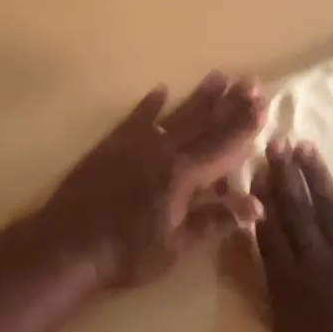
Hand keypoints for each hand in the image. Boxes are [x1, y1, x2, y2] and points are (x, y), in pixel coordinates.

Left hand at [32, 72, 266, 289]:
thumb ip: (214, 220)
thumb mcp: (176, 246)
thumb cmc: (127, 254)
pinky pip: (136, 119)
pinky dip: (150, 104)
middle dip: (230, 104)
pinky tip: (161, 89)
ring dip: (199, 97)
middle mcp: (164, 151)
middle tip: (251, 81)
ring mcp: (136, 145)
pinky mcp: (111, 146)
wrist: (68, 246)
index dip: (246, 126)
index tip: (264, 104)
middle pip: (204, 123)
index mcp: (184, 175)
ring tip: (219, 76)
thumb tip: (257, 204)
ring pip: (175, 115)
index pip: (224, 146)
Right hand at [195, 140, 332, 331]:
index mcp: (287, 287)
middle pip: (295, 212)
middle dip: (284, 176)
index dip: (258, 202)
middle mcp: (315, 262)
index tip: (250, 170)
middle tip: (275, 140)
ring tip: (306, 146)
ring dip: (318, 177)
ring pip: (330, 210)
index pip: (267, 236)